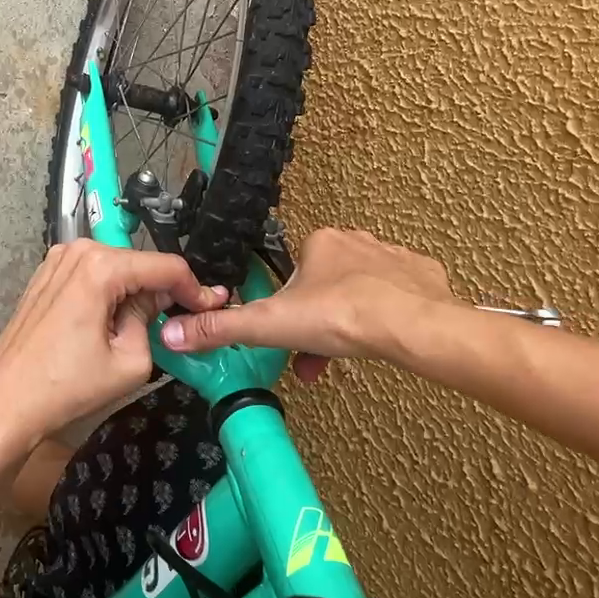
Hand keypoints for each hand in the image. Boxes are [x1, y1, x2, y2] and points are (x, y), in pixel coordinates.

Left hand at [0, 240, 226, 453]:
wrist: (5, 402)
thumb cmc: (65, 386)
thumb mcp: (130, 360)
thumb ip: (153, 321)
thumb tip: (160, 302)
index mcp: (100, 266)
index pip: (165, 266)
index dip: (194, 287)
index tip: (211, 306)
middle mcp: (78, 250)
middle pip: (138, 263)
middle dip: (161, 290)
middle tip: (180, 321)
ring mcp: (57, 259)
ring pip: (115, 268)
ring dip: (134, 292)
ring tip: (145, 328)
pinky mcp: (46, 275)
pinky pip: (92, 275)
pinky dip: (108, 293)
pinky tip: (111, 324)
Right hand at [159, 227, 457, 376]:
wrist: (413, 327)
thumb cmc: (343, 316)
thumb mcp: (271, 326)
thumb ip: (223, 329)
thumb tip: (174, 334)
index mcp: (319, 242)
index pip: (295, 271)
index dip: (289, 306)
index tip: (291, 334)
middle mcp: (356, 240)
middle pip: (328, 283)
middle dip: (320, 321)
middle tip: (317, 353)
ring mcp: (393, 257)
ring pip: (362, 290)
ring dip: (352, 322)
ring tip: (347, 356)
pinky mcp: (424, 276)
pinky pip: (402, 293)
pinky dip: (391, 316)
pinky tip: (387, 339)